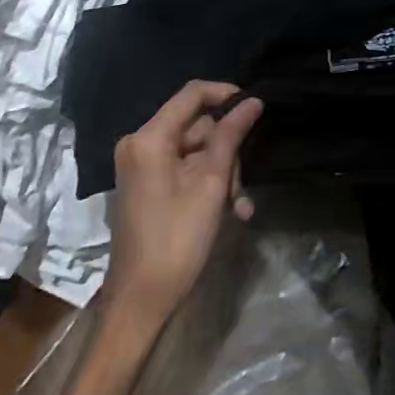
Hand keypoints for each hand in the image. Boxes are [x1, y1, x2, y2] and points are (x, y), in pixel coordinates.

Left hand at [108, 80, 263, 319]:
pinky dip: (207, 183)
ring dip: (223, 173)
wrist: (141, 300)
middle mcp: (139, 144)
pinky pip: (184, 167)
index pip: (192, 94)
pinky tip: (229, 210)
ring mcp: (141, 165)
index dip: (226, 94)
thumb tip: (253, 101)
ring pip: (196, 149)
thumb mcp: (211, 184)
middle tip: (242, 185)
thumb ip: (231, 136)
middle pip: (197, 126)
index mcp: (149, 139)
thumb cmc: (177, 239)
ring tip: (239, 206)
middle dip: (227, 151)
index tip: (255, 109)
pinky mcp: (146, 183)